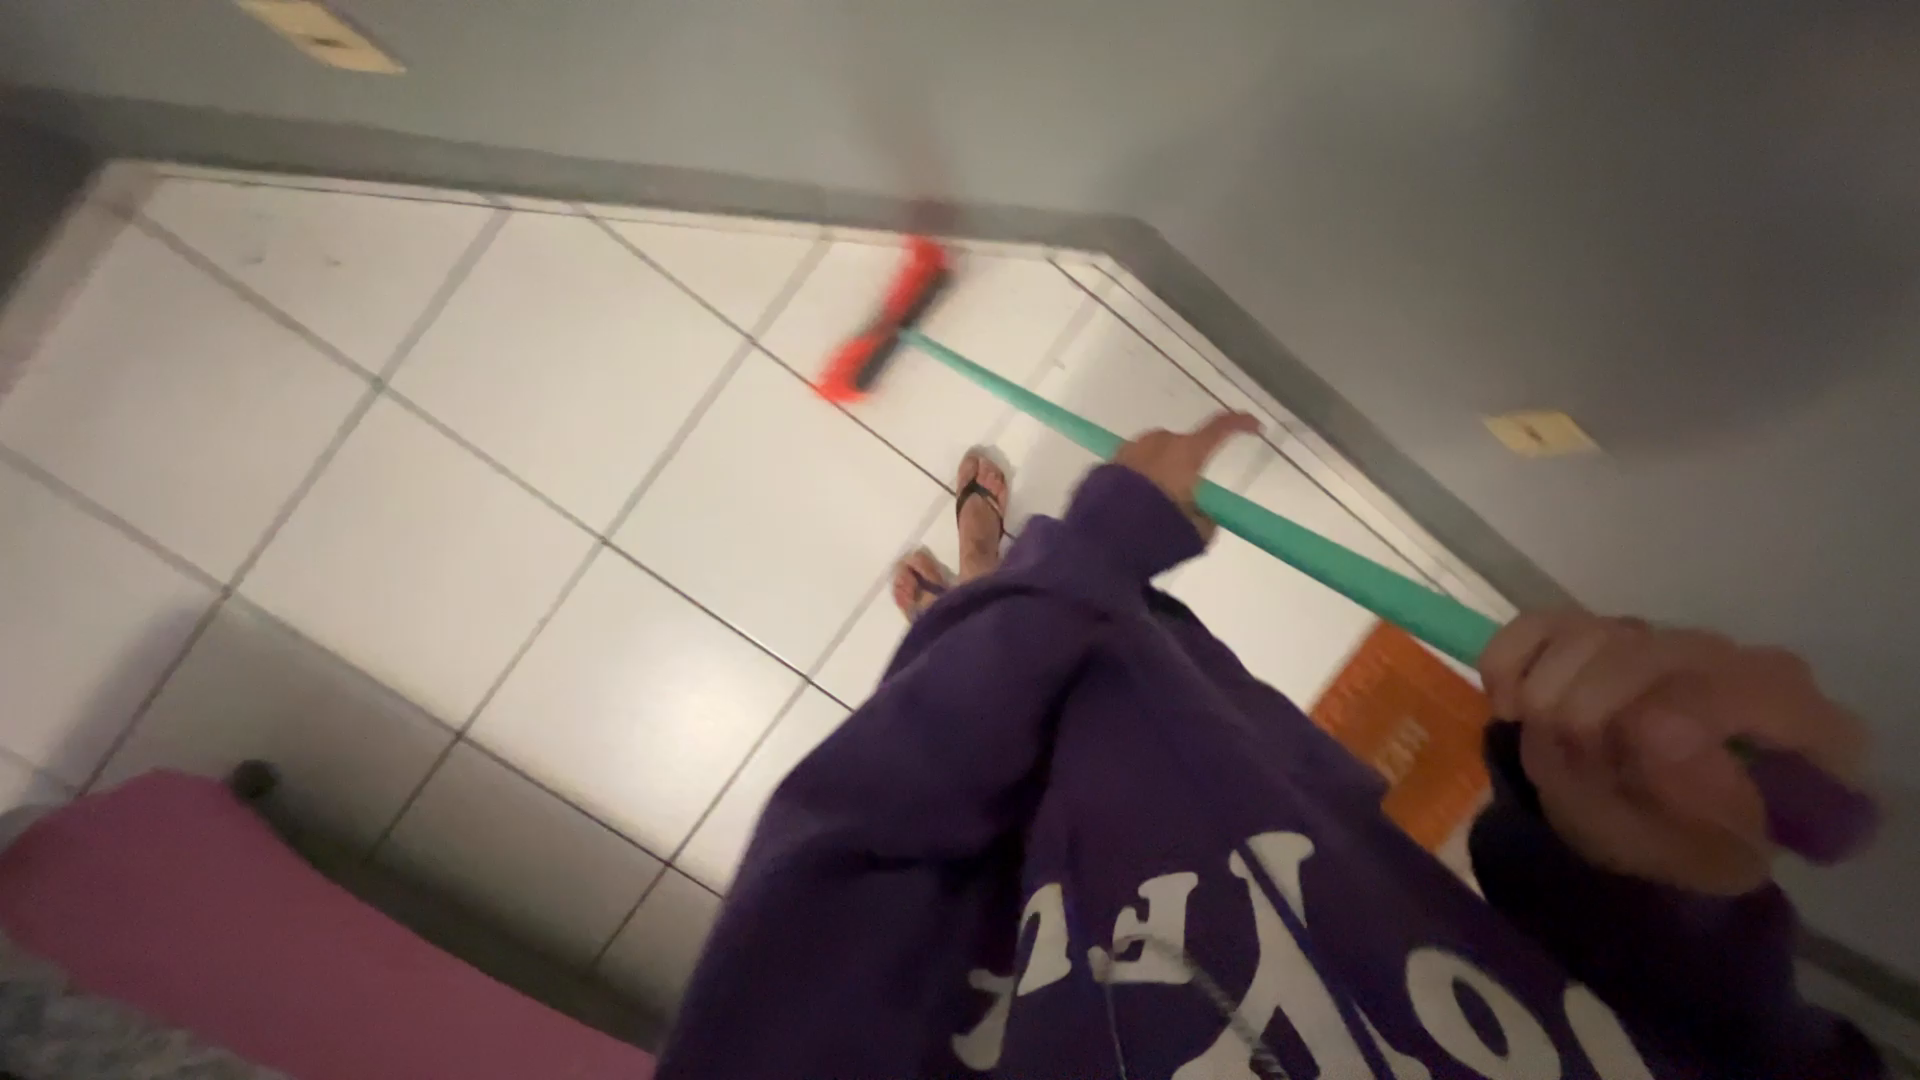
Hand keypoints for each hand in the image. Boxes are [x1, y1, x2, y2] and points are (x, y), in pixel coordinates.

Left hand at [1114, 412, 1259, 541]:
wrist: (1099, 542)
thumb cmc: (1155, 535)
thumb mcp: (1196, 534)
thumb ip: (1206, 517)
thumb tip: (1202, 514)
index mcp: (1185, 454)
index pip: (1219, 428)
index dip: (1240, 425)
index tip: (1253, 426)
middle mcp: (1157, 443)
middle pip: (1181, 444)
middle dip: (1186, 462)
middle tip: (1184, 492)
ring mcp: (1127, 451)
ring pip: (1152, 453)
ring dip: (1158, 469)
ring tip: (1153, 503)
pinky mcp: (1104, 465)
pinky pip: (1130, 466)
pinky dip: (1136, 479)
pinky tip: (1131, 504)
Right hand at [1479, 611, 1867, 894]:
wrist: (1640, 823)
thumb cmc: (1685, 841)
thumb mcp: (1706, 850)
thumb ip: (1696, 798)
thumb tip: (1655, 731)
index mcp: (1793, 711)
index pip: (1712, 690)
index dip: (1650, 732)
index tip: (1620, 775)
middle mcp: (1725, 655)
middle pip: (1631, 656)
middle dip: (1581, 720)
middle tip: (1575, 766)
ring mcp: (1647, 634)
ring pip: (1577, 638)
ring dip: (1543, 701)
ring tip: (1550, 743)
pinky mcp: (1578, 627)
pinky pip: (1529, 628)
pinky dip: (1506, 670)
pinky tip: (1514, 710)